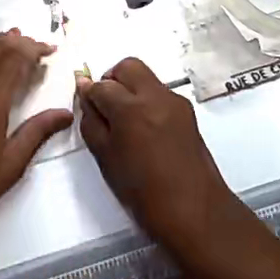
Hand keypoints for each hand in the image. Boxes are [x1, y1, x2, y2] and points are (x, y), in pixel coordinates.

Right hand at [78, 58, 240, 254]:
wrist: (194, 211)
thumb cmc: (143, 192)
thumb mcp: (106, 158)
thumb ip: (92, 122)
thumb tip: (87, 97)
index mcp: (131, 109)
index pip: (101, 85)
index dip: (89, 93)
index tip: (85, 105)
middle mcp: (156, 97)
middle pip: (128, 67)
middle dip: (112, 80)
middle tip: (105, 107)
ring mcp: (176, 103)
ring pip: (146, 78)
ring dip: (131, 90)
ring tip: (125, 122)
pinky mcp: (188, 113)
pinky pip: (161, 94)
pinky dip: (147, 101)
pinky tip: (144, 131)